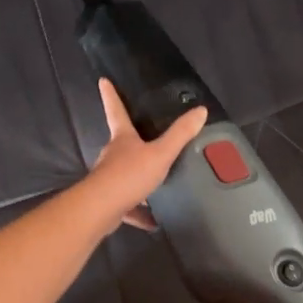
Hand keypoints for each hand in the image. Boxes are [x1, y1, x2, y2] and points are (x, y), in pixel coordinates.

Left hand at [91, 79, 206, 228]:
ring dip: (138, 178)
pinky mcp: (109, 201)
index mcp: (122, 139)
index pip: (116, 110)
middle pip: (121, 143)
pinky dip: (139, 211)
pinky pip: (128, 205)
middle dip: (130, 140)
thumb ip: (180, 134)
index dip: (111, 95)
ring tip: (156, 183)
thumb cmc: (129, 174)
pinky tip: (153, 221)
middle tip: (144, 137)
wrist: (101, 209)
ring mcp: (108, 179)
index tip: (103, 80)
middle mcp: (112, 155)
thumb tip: (201, 110)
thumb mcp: (160, 153)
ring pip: (124, 174)